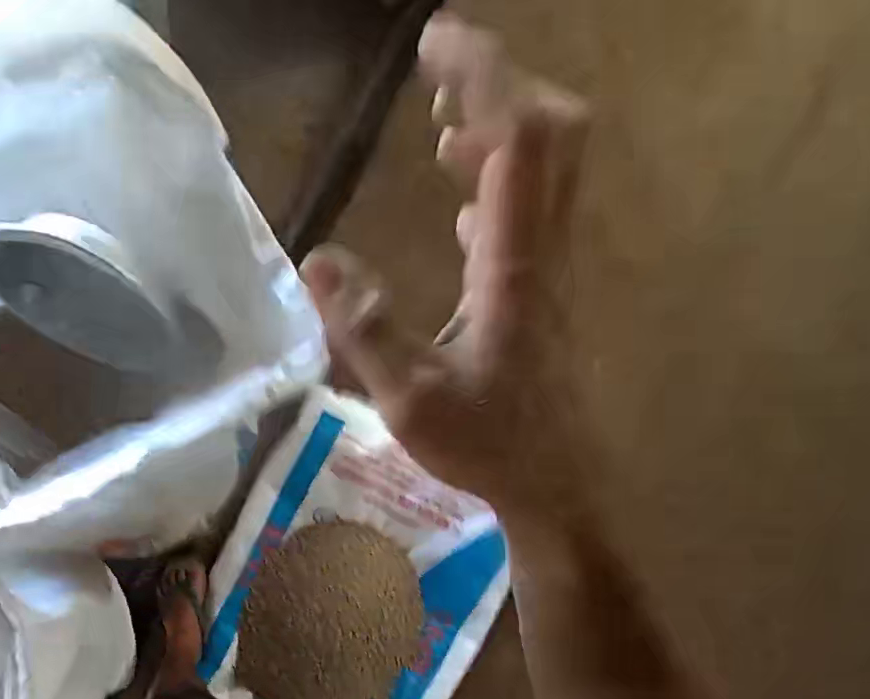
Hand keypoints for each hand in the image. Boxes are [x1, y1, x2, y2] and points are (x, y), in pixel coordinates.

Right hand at [302, 15, 591, 527]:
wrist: (551, 483)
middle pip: (553, 135)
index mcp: (514, 268)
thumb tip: (316, 259)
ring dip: (501, 135)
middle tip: (437, 82)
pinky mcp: (545, 296)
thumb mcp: (410, 398)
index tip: (432, 44)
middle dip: (499, 89)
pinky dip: (500, 188)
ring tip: (442, 132)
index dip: (482, 76)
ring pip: (548, 173)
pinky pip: (532, 217)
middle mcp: (543, 254)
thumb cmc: (484, 444)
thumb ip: (365, 329)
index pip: (519, 139)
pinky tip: (462, 210)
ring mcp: (551, 273)